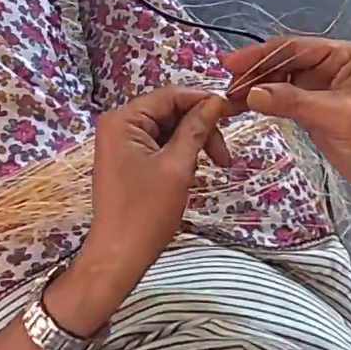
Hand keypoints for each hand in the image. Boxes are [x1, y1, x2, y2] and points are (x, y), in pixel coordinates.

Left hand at [74, 87, 229, 291]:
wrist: (119, 254)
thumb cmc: (146, 211)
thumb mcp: (177, 166)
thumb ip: (195, 129)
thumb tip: (216, 102)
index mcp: (122, 119)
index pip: (169, 96)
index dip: (202, 101)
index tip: (233, 114)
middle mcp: (117, 124)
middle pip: (168, 111)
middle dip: (199, 127)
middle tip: (224, 157)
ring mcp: (119, 142)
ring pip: (165, 128)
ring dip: (191, 142)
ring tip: (213, 166)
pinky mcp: (125, 158)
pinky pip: (157, 144)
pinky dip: (178, 152)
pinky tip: (192, 169)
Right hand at [222, 37, 350, 198]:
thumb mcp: (335, 116)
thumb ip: (292, 102)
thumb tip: (250, 93)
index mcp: (344, 56)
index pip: (294, 48)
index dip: (260, 55)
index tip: (230, 64)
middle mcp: (330, 66)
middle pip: (282, 62)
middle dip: (254, 73)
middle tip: (227, 88)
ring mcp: (320, 87)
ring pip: (278, 80)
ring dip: (254, 88)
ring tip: (229, 100)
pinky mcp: (313, 108)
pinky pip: (281, 99)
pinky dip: (262, 102)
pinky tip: (242, 107)